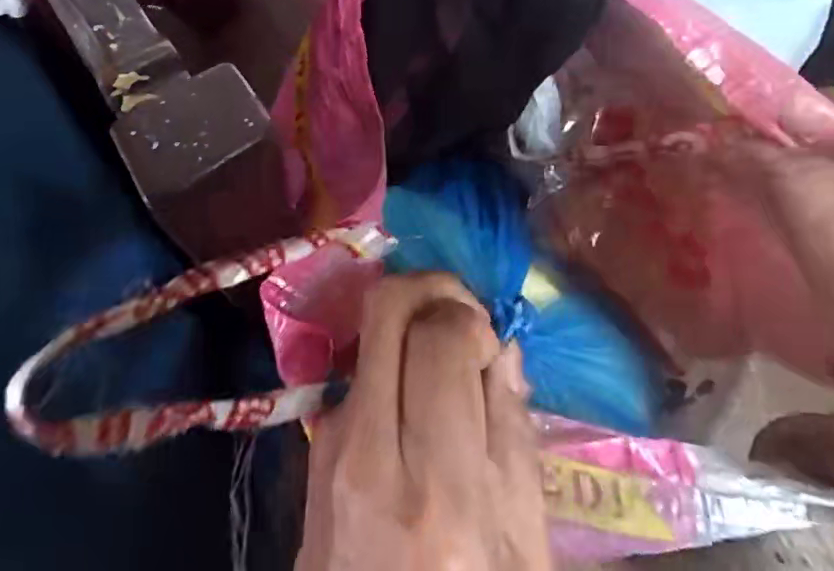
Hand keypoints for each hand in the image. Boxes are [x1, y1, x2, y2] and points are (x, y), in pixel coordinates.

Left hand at [296, 272, 550, 570]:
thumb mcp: (524, 548)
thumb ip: (513, 434)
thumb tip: (503, 349)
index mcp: (439, 490)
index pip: (440, 338)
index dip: (473, 318)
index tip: (492, 345)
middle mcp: (370, 456)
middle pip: (385, 310)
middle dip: (432, 288)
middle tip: (465, 312)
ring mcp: (328, 454)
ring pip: (366, 335)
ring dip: (411, 323)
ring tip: (447, 358)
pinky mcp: (310, 459)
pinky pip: (355, 377)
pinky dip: (391, 362)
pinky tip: (418, 397)